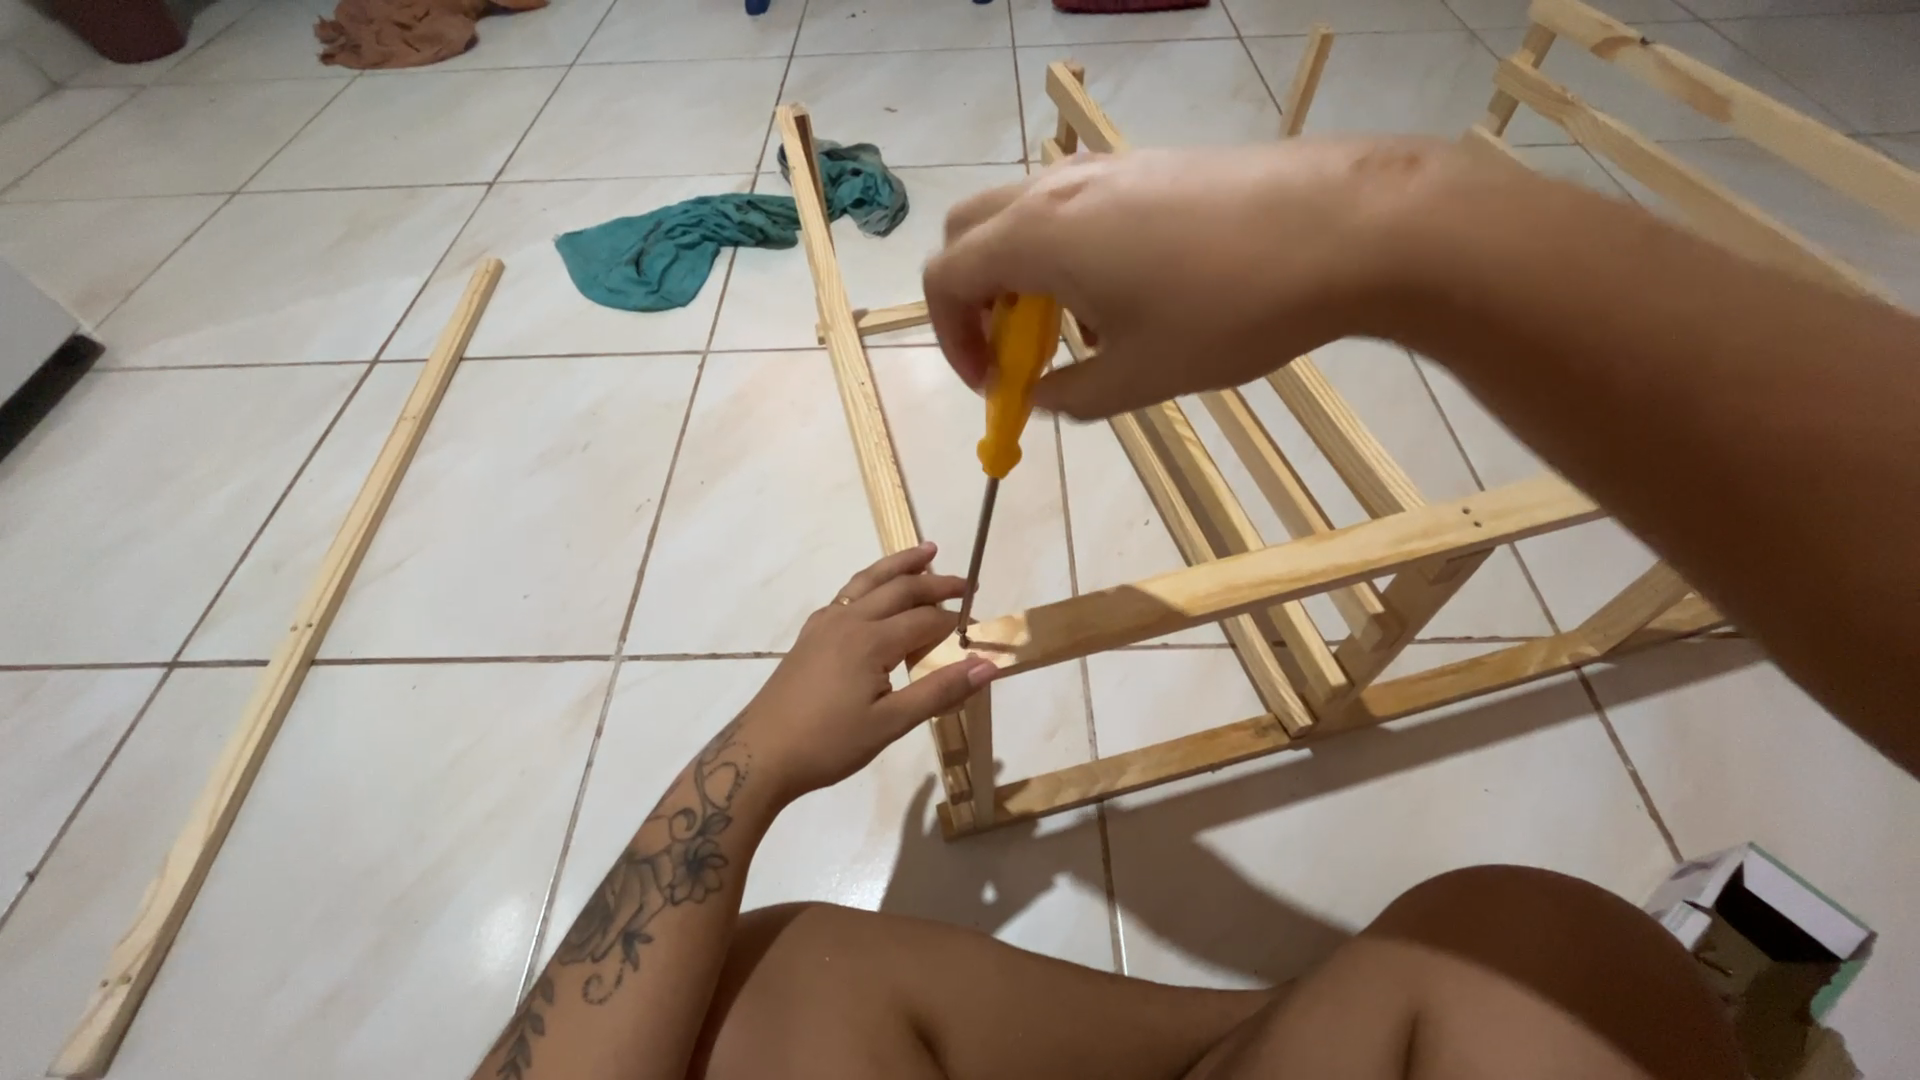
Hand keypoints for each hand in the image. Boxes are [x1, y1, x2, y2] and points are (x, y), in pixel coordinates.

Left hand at [737, 543, 995, 801]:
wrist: (761, 754)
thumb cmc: (829, 743)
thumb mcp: (890, 724)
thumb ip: (940, 691)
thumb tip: (987, 666)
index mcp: (871, 640)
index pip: (925, 620)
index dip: (954, 622)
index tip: (977, 630)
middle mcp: (849, 620)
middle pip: (899, 588)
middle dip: (935, 582)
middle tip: (966, 583)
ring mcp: (825, 624)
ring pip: (868, 582)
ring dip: (899, 566)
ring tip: (926, 551)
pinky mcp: (810, 635)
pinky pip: (846, 595)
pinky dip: (869, 584)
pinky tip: (872, 594)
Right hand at [922, 138, 1464, 419]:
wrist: (1345, 228)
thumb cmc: (1226, 311)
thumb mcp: (1135, 378)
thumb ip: (1066, 395)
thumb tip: (1035, 395)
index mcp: (1036, 237)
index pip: (945, 277)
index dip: (953, 340)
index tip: (992, 384)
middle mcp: (1055, 189)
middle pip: (970, 234)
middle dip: (975, 301)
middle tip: (1014, 352)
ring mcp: (1103, 170)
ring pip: (1022, 219)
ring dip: (1023, 279)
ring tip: (1079, 333)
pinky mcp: (1146, 166)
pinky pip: (1074, 209)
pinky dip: (1066, 255)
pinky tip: (1127, 297)